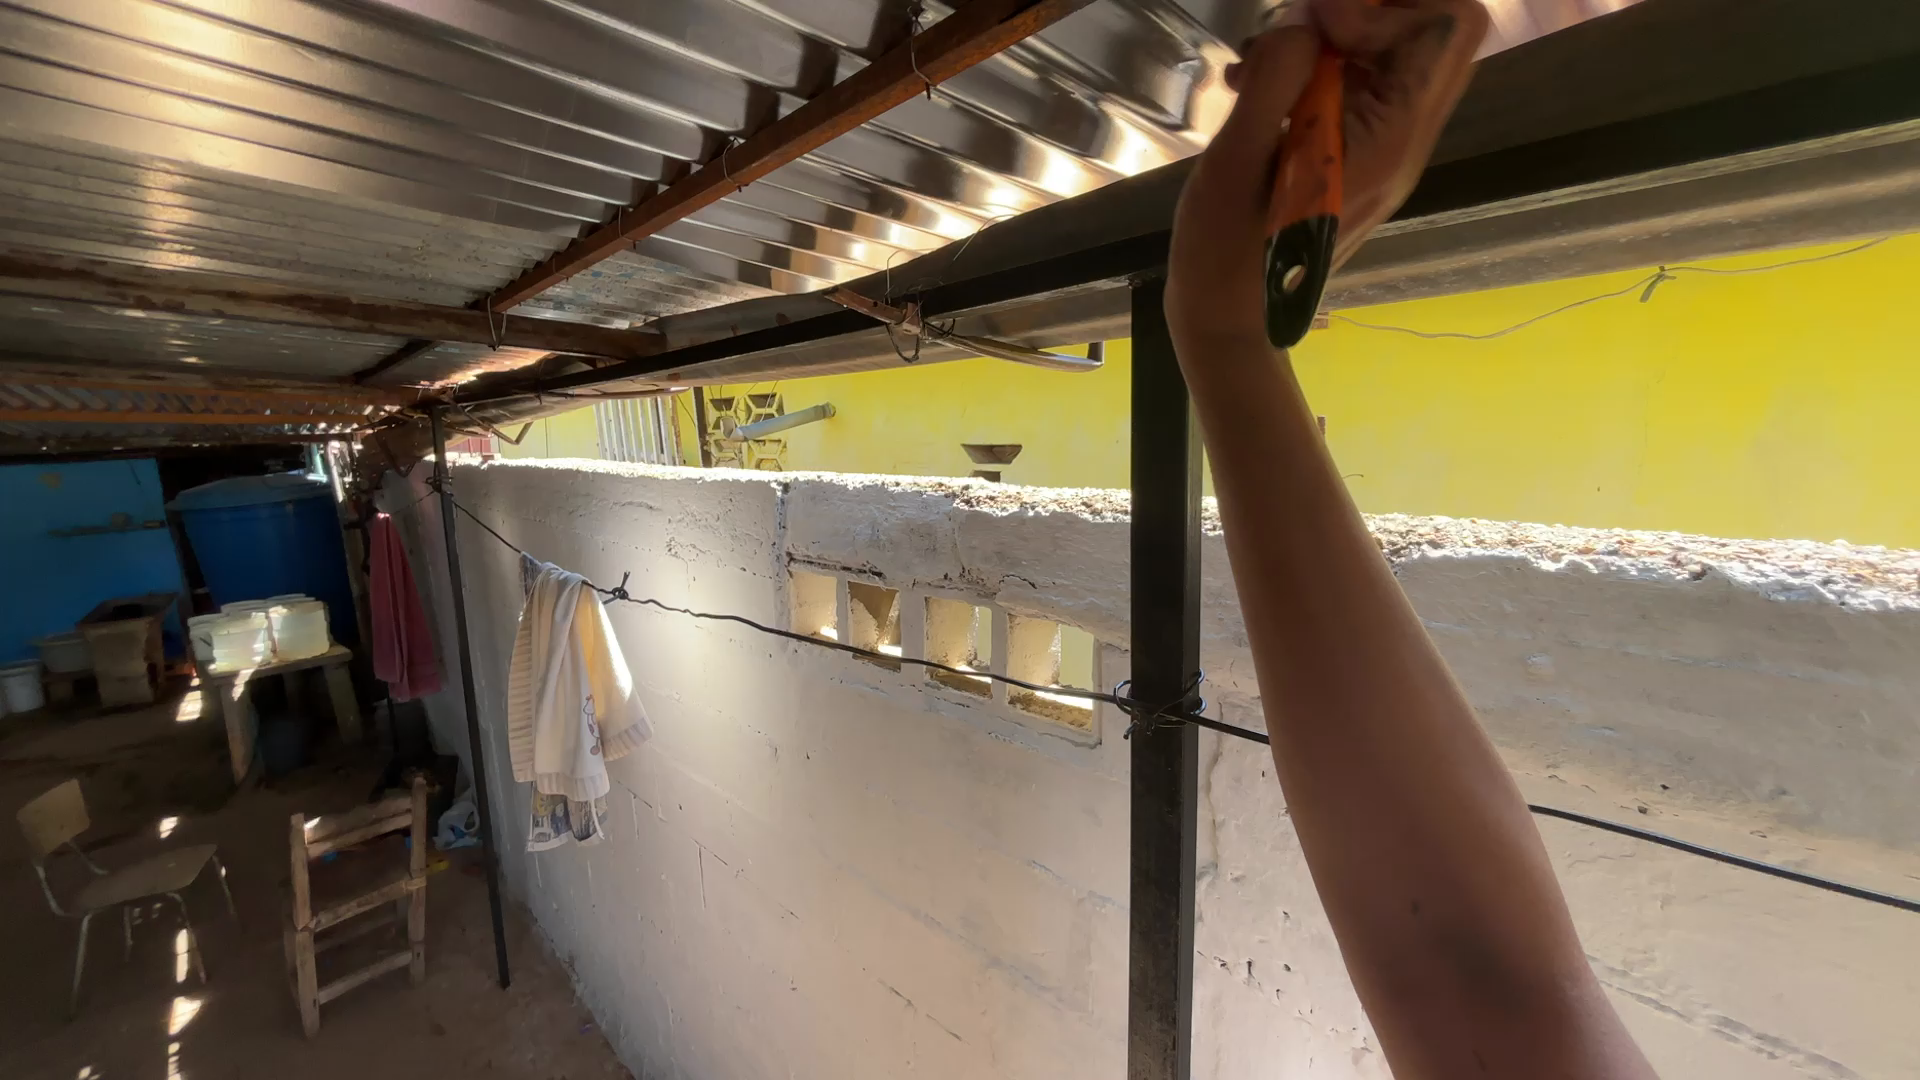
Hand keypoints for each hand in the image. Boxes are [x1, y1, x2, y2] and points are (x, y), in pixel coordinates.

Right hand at [1165, 0, 1487, 348]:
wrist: (1225, 324)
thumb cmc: (1222, 254)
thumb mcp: (1235, 164)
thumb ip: (1276, 80)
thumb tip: (1304, 22)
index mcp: (1387, 144)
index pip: (1439, 26)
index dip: (1374, 4)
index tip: (1304, 20)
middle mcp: (1403, 148)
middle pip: (1437, 33)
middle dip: (1371, 9)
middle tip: (1302, 21)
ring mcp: (1384, 160)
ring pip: (1400, 60)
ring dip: (1339, 38)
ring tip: (1260, 59)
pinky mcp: (1359, 170)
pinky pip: (1366, 98)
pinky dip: (1324, 74)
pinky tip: (1260, 89)